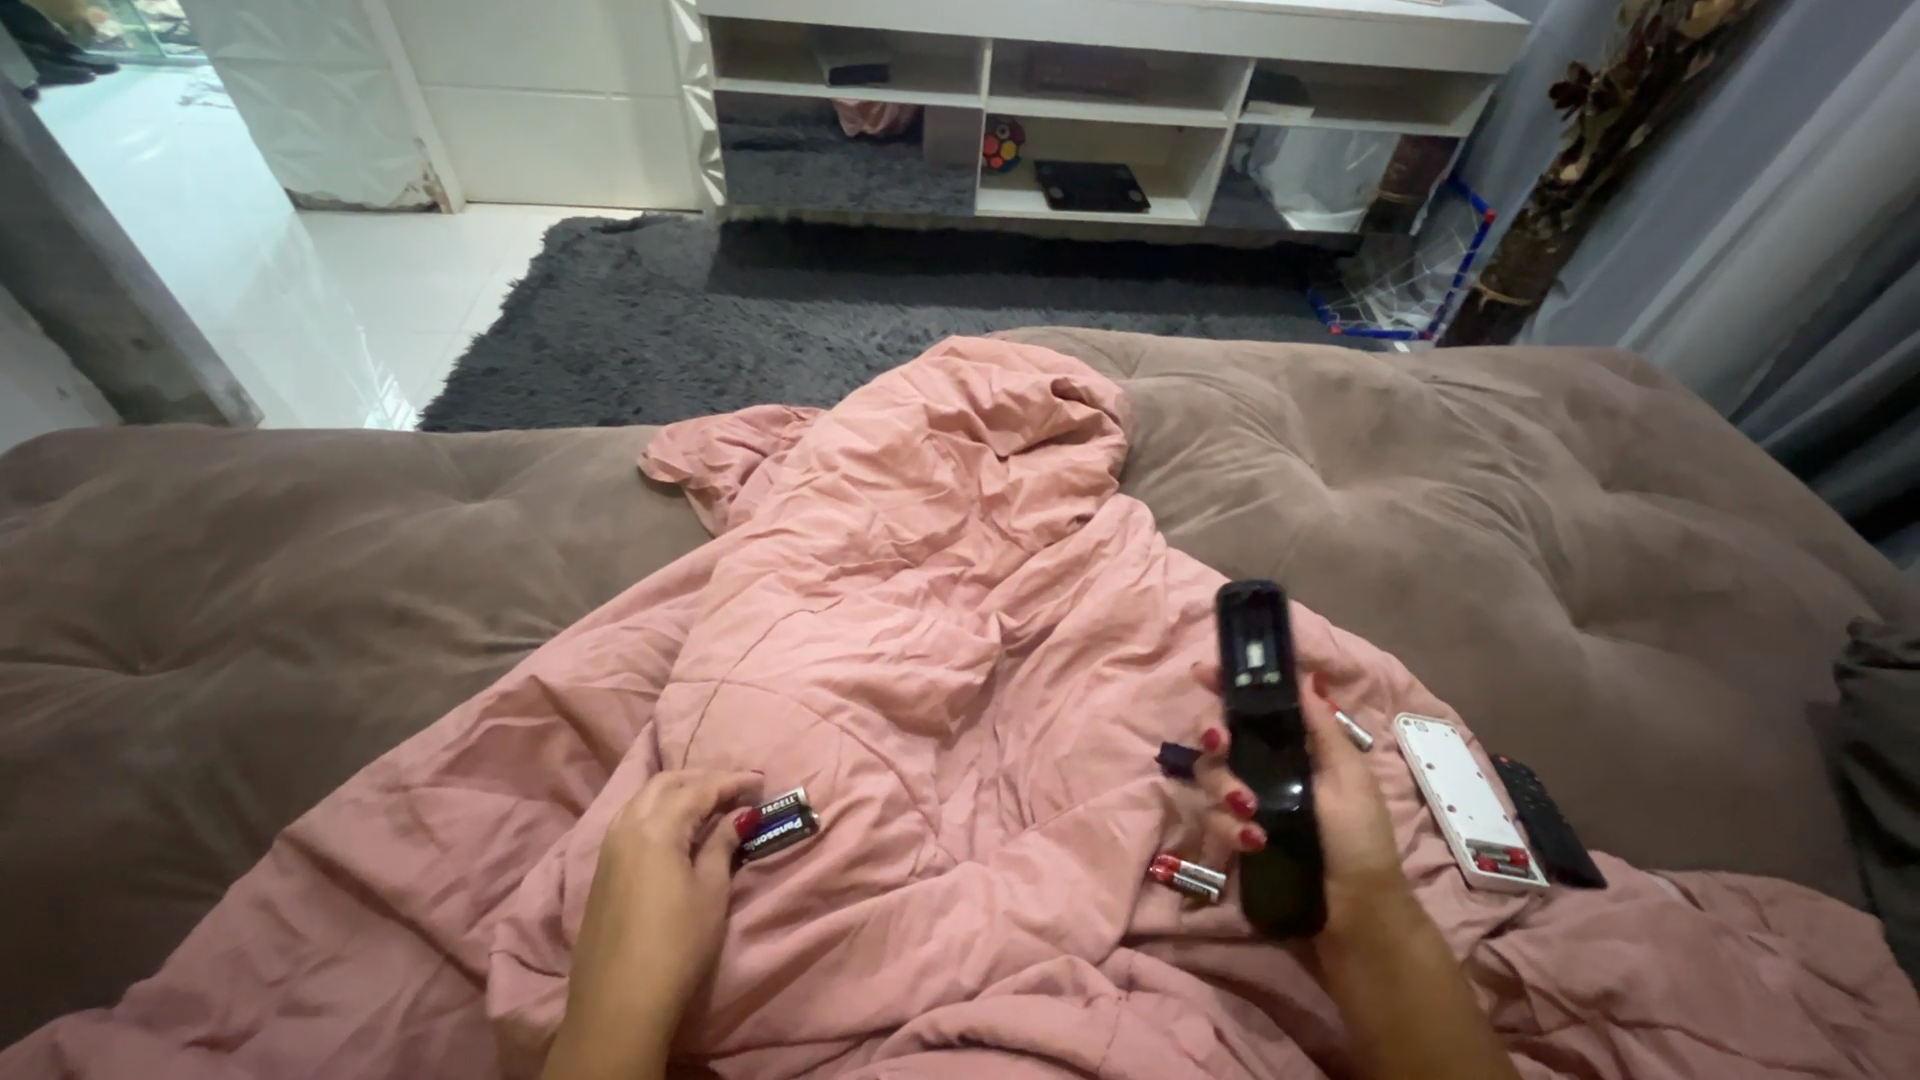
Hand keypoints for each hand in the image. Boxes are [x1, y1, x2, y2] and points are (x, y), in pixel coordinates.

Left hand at [544, 769, 763, 1079]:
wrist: (619, 1004)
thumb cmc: (677, 944)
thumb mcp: (711, 890)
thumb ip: (722, 843)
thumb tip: (740, 814)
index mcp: (656, 828)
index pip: (699, 788)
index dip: (732, 781)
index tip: (761, 782)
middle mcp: (627, 827)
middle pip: (666, 783)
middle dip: (703, 779)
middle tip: (736, 790)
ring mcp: (609, 848)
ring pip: (644, 798)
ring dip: (678, 791)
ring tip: (710, 803)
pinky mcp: (603, 870)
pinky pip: (632, 819)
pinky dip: (659, 809)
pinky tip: (677, 827)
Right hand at [1190, 663, 1410, 936]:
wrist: (1355, 910)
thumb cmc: (1360, 837)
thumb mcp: (1349, 776)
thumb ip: (1322, 728)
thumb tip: (1304, 677)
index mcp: (1290, 748)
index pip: (1249, 708)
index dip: (1223, 687)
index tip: (1202, 673)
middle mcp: (1261, 769)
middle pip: (1216, 738)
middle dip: (1213, 736)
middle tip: (1221, 742)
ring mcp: (1244, 802)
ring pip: (1207, 775)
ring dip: (1222, 786)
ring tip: (1249, 810)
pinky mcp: (1233, 835)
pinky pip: (1211, 818)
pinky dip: (1229, 827)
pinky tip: (1254, 841)